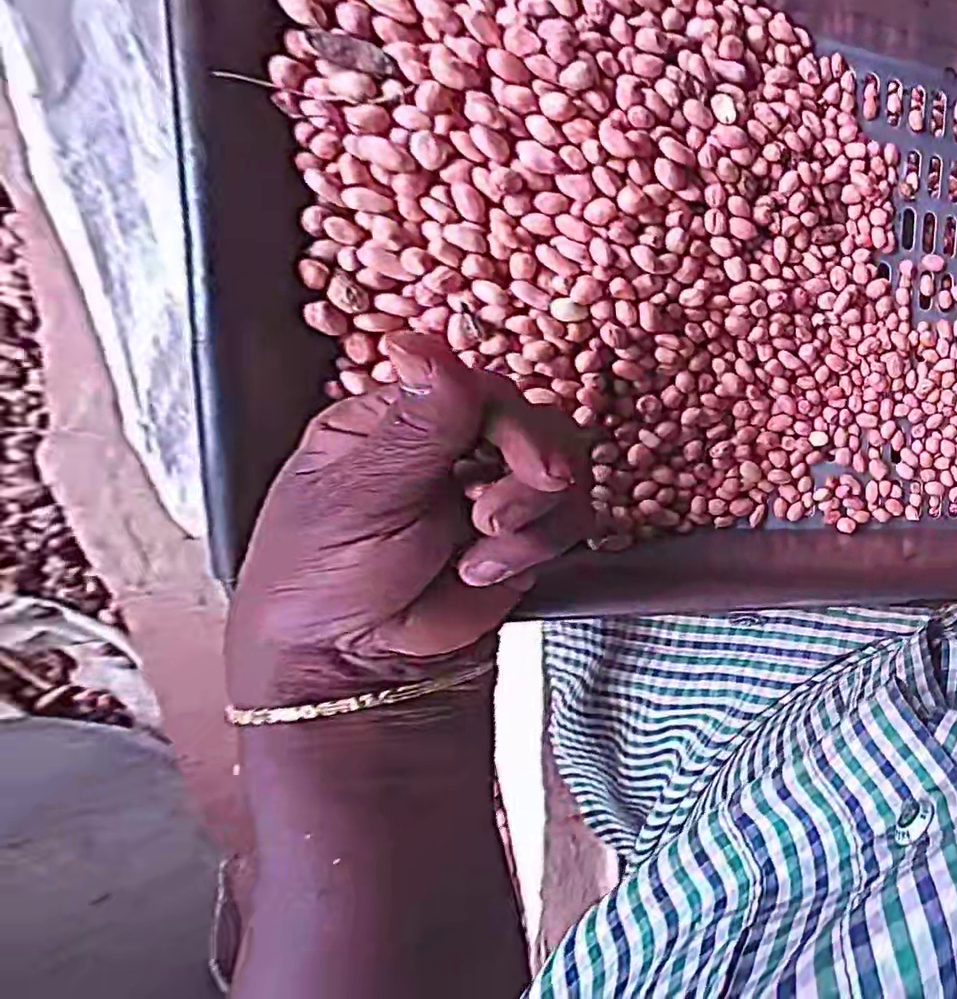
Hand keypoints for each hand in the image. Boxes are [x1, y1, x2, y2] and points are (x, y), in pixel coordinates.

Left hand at [226, 333, 592, 709]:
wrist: (365, 665)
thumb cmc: (325, 582)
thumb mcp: (356, 500)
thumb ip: (412, 428)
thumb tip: (427, 347)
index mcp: (397, 422)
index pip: (480, 390)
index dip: (513, 421)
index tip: (527, 461)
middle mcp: (456, 446)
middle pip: (537, 425)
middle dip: (529, 475)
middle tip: (499, 515)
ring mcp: (499, 485)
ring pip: (566, 469)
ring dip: (534, 516)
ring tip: (483, 549)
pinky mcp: (532, 526)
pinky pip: (574, 513)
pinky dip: (542, 544)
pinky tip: (491, 567)